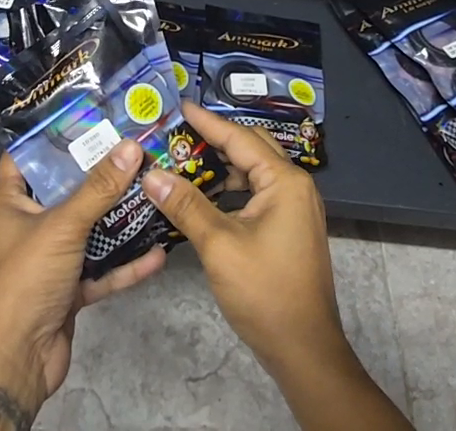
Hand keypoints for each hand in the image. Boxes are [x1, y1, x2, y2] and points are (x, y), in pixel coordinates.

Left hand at [0, 140, 166, 430]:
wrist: (17, 359)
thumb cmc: (26, 279)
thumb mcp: (63, 225)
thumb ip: (99, 188)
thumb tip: (131, 146)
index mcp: (13, 203)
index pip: (25, 157)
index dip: (50, 135)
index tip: (88, 116)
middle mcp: (31, 225)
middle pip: (67, 191)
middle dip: (100, 175)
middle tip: (136, 149)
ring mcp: (52, 259)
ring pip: (90, 231)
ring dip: (118, 219)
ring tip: (153, 192)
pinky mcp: (71, 290)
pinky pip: (102, 270)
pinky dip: (127, 264)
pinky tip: (157, 253)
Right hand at [141, 104, 412, 430]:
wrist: (304, 348)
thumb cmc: (264, 292)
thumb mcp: (219, 245)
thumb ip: (186, 205)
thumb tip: (152, 174)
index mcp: (284, 182)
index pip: (239, 139)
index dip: (207, 122)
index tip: (179, 106)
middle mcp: (294, 187)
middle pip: (250, 149)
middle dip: (214, 140)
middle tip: (177, 134)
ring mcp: (293, 209)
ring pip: (252, 173)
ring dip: (221, 167)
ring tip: (183, 163)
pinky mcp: (288, 228)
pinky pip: (256, 194)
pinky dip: (230, 190)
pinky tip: (203, 198)